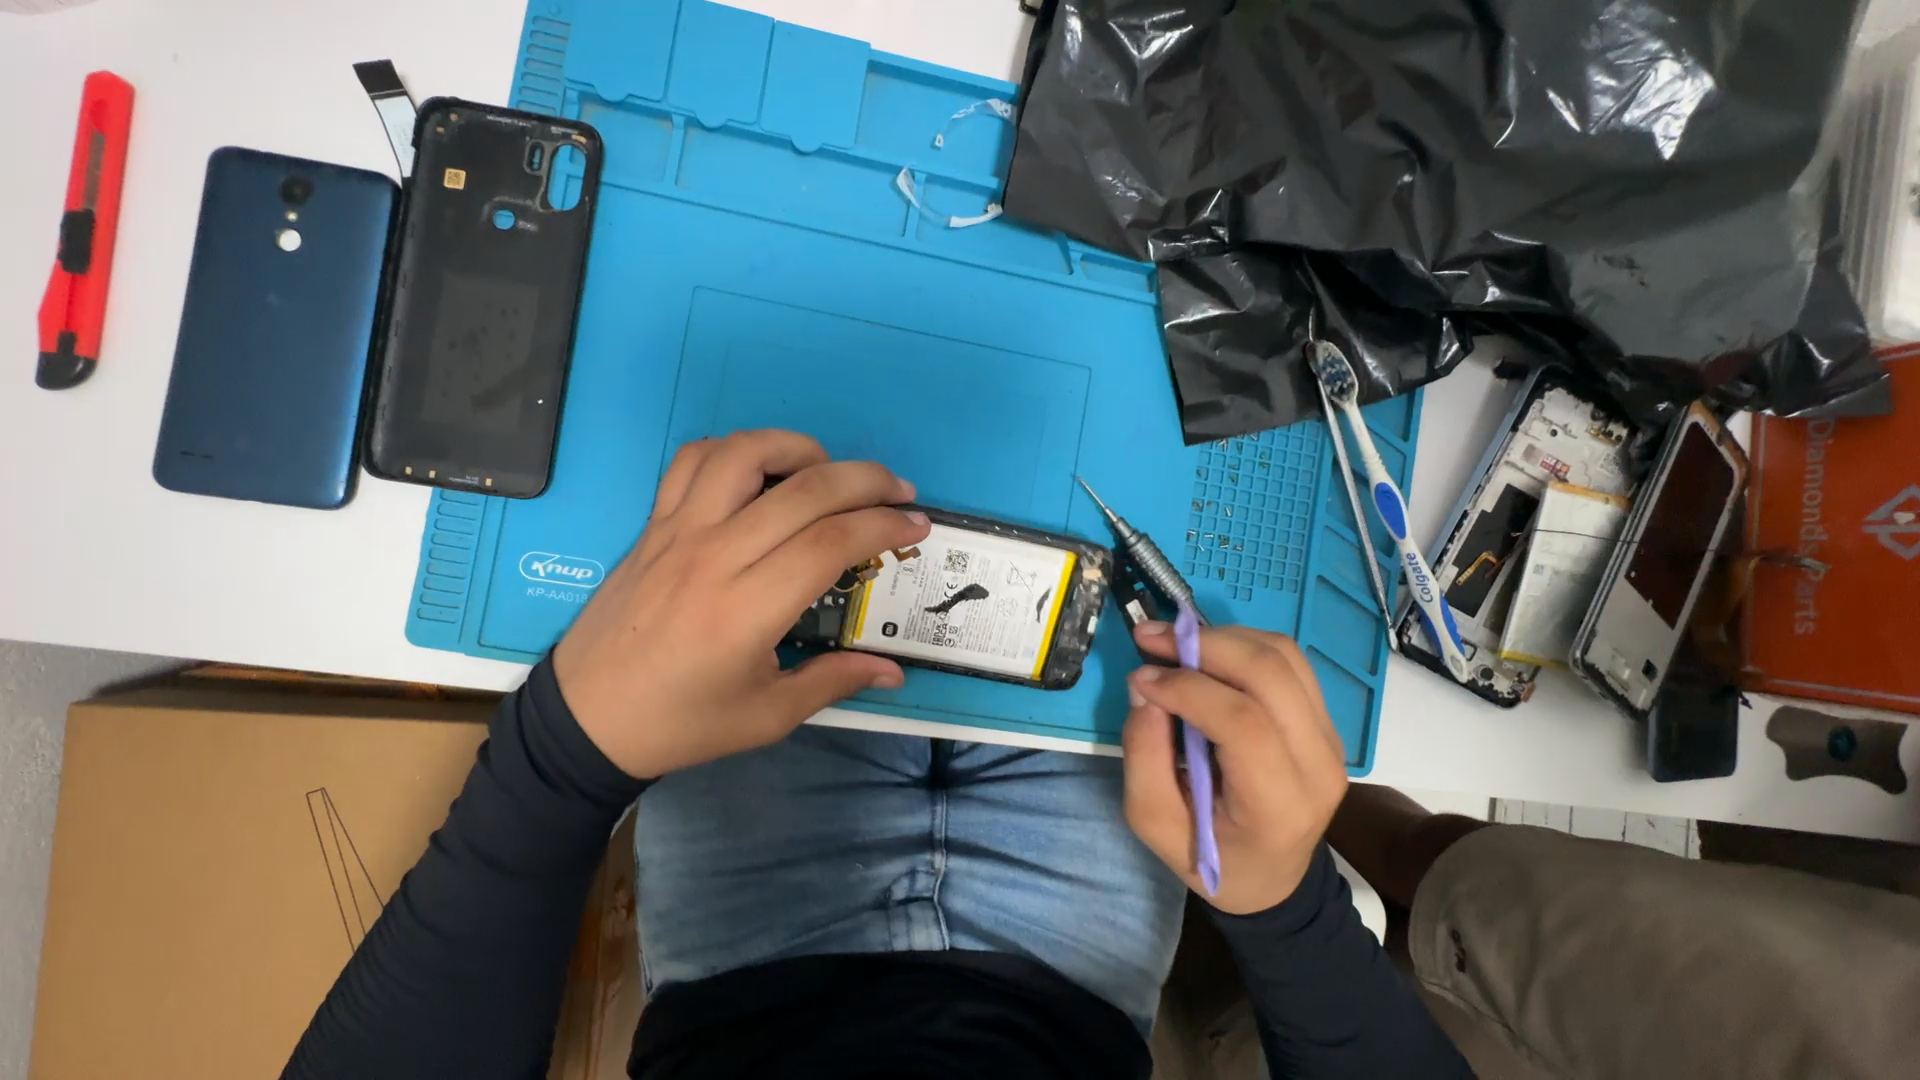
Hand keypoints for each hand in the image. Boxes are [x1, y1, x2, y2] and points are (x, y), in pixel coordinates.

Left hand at [552, 430, 931, 778]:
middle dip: (866, 480)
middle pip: (804, 490)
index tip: (915, 526)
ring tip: (830, 468)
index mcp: (747, 609)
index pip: (831, 543)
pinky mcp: (654, 524)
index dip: (883, 526)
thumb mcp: (766, 716)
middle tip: (899, 491)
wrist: (585, 719)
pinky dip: (734, 449)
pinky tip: (761, 471)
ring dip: (800, 448)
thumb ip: (833, 682)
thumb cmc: (681, 722)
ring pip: (744, 455)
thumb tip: (893, 670)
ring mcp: (679, 532)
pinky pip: (691, 461)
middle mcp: (715, 556)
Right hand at [1121, 623, 1347, 914]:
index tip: (1140, 678)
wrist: (1271, 878)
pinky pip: (1289, 661)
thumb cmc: (1210, 856)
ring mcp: (1329, 739)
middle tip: (1150, 639)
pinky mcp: (1325, 720)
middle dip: (1204, 644)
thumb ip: (1143, 757)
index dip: (1188, 689)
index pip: (1244, 724)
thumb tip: (1145, 689)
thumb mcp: (1155, 824)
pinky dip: (1242, 645)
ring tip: (1174, 643)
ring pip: (1283, 657)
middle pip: (1270, 675)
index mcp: (1278, 805)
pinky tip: (1206, 654)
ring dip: (1223, 638)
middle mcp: (1318, 765)